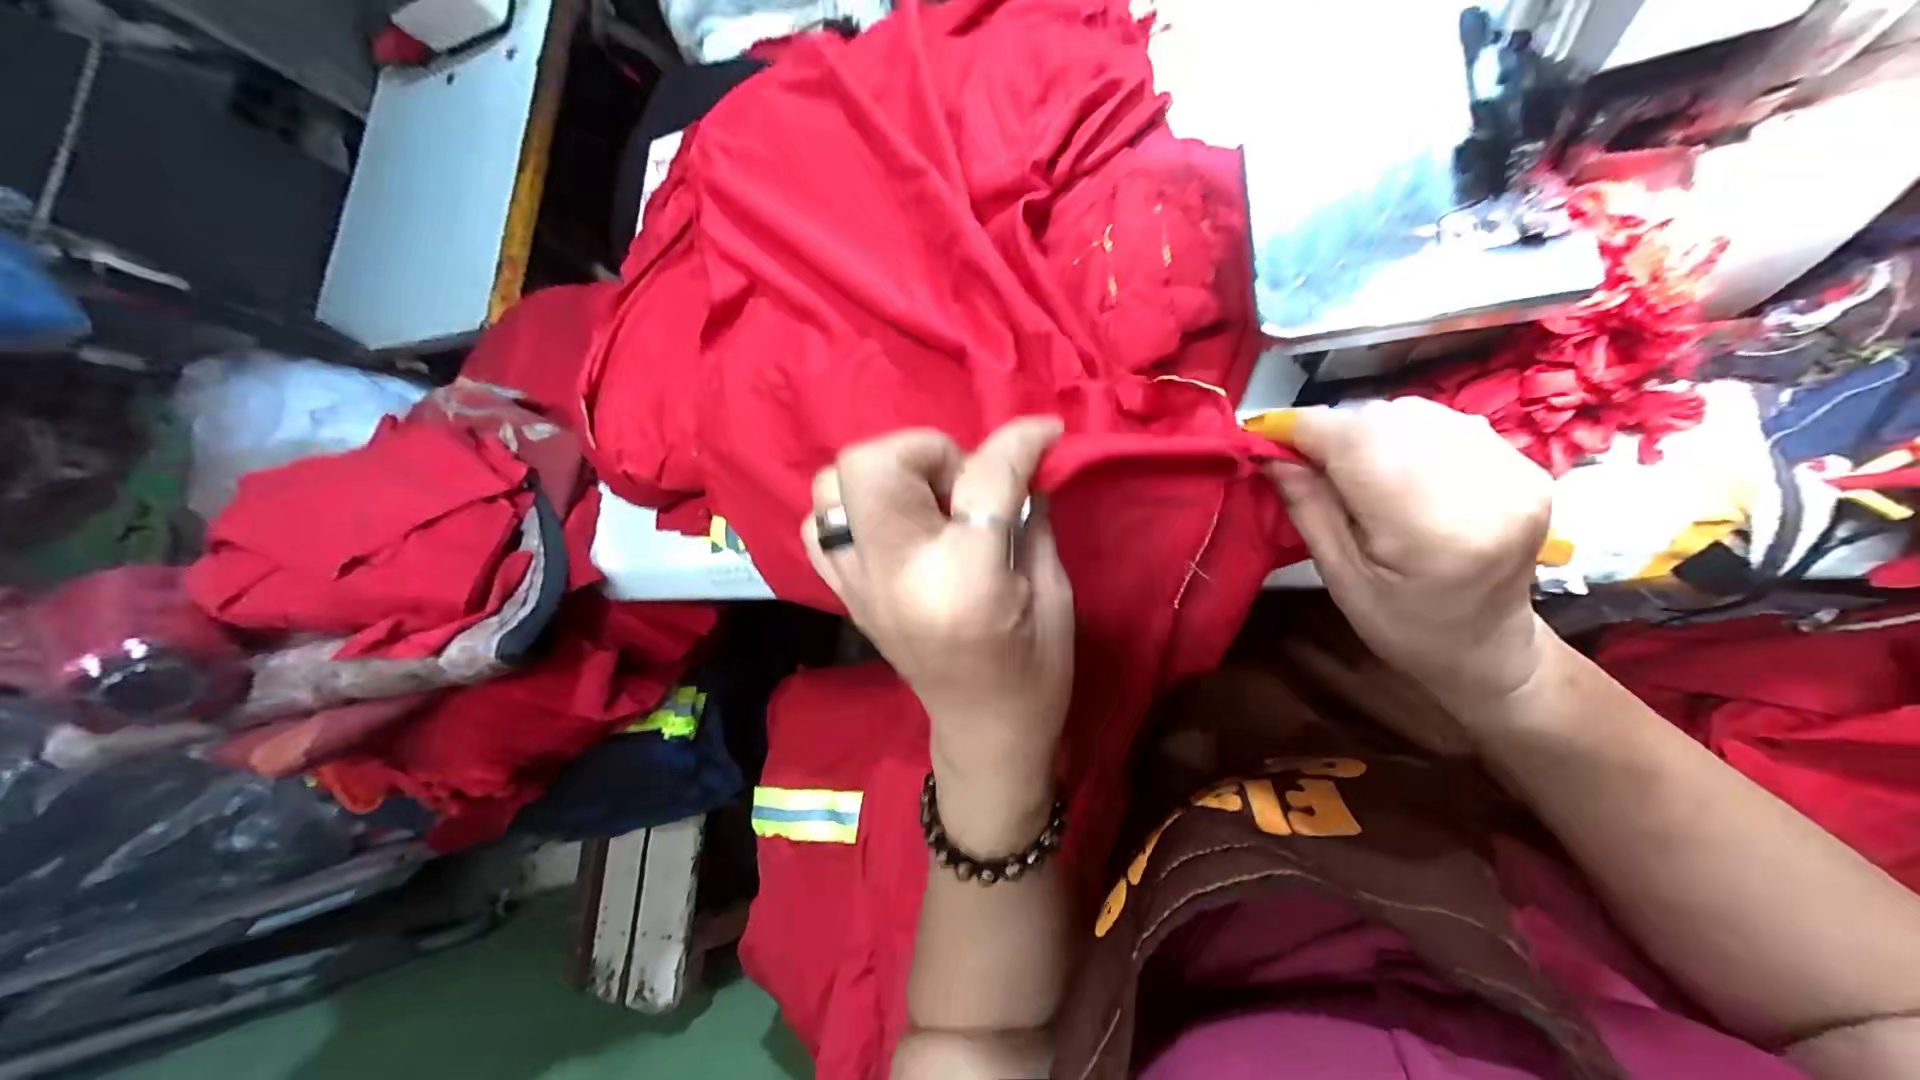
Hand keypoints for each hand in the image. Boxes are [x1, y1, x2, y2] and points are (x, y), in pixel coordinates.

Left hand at [802, 418, 1073, 847]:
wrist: (984, 732)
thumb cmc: (1036, 671)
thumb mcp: (1054, 590)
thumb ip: (1030, 514)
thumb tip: (1022, 458)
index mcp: (962, 582)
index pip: (981, 478)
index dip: (1019, 441)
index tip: (1045, 432)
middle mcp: (894, 575)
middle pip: (872, 464)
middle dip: (927, 451)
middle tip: (965, 485)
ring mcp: (857, 584)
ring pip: (834, 482)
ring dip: (887, 475)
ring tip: (929, 505)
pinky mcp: (842, 591)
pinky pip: (820, 522)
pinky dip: (854, 508)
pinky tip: (896, 527)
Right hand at [1268, 399, 1554, 718]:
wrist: (1487, 645)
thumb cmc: (1403, 626)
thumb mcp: (1340, 577)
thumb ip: (1308, 507)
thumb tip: (1268, 451)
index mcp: (1435, 532)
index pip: (1359, 445)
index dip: (1304, 428)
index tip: (1261, 432)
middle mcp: (1485, 490)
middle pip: (1385, 421)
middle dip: (1331, 430)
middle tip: (1299, 456)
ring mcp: (1514, 471)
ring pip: (1412, 413)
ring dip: (1365, 428)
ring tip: (1345, 463)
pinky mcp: (1524, 464)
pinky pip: (1442, 421)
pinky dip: (1401, 432)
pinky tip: (1389, 462)